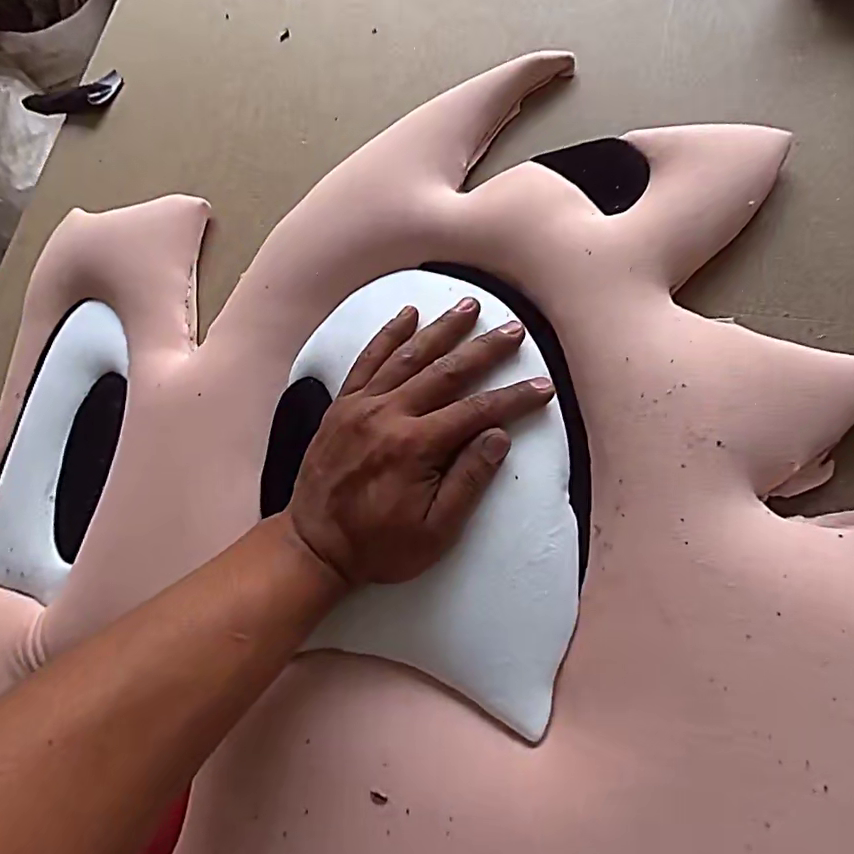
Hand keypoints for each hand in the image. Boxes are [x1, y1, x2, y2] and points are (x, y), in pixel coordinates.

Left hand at [284, 299, 555, 587]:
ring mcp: (360, 406)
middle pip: (446, 372)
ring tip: (468, 306)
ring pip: (409, 355)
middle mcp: (387, 416)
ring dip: (442, 329)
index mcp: (414, 447)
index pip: (476, 411)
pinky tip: (406, 314)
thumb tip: (499, 437)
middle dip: (484, 349)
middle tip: (512, 330)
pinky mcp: (341, 406)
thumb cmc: (376, 546)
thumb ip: (468, 480)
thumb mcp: (434, 531)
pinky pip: (367, 360)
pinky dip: (388, 335)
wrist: (313, 546)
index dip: (513, 398)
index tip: (541, 387)